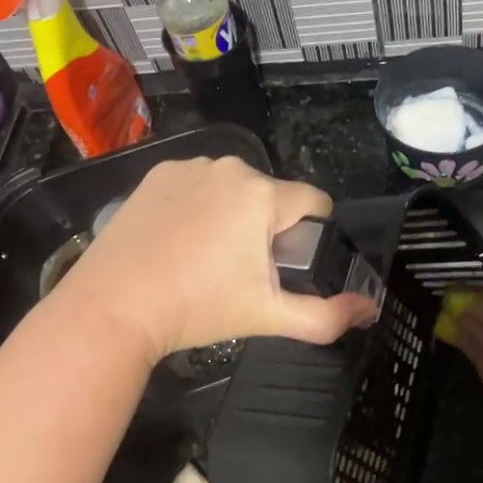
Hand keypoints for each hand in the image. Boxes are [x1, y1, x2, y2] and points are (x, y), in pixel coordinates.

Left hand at [54, 156, 377, 362]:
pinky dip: (197, 206)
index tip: (286, 266)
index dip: (310, 235)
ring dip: (233, 215)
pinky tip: (178, 241)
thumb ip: (325, 316)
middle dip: (268, 228)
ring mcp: (190, 167)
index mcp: (263, 195)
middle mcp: (231, 168)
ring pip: (234, 189)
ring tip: (205, 258)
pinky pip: (197, 184)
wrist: (113, 307)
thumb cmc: (197, 308)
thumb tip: (370, 309)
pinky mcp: (157, 174)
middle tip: (240, 272)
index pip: (314, 203)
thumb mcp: (267, 316)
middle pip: (272, 196)